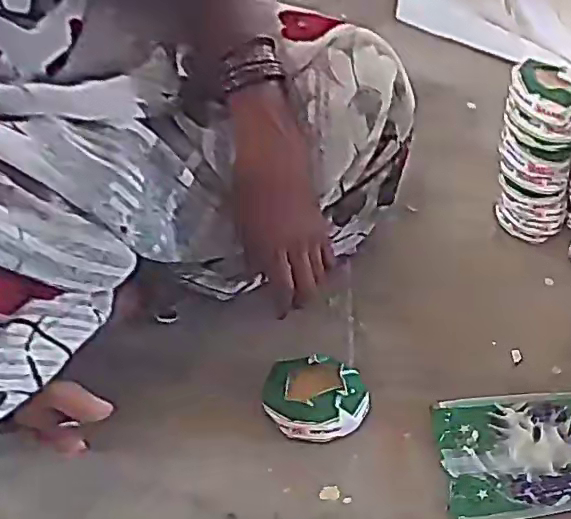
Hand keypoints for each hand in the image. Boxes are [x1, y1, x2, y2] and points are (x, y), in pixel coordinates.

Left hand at [227, 85, 333, 315]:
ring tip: (313, 293)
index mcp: (271, 246)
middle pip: (306, 285)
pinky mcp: (322, 228)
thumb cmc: (248, 180)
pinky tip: (327, 273)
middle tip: (297, 307)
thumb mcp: (240, 218)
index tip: (280, 313)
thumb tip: (259, 271)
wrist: (273, 152)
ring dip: (316, 286)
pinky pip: (329, 257)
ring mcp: (311, 239)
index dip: (281, 302)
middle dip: (302, 300)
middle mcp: (295, 247)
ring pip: (320, 274)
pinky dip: (328, 268)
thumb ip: (253, 248)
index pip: (281, 285)